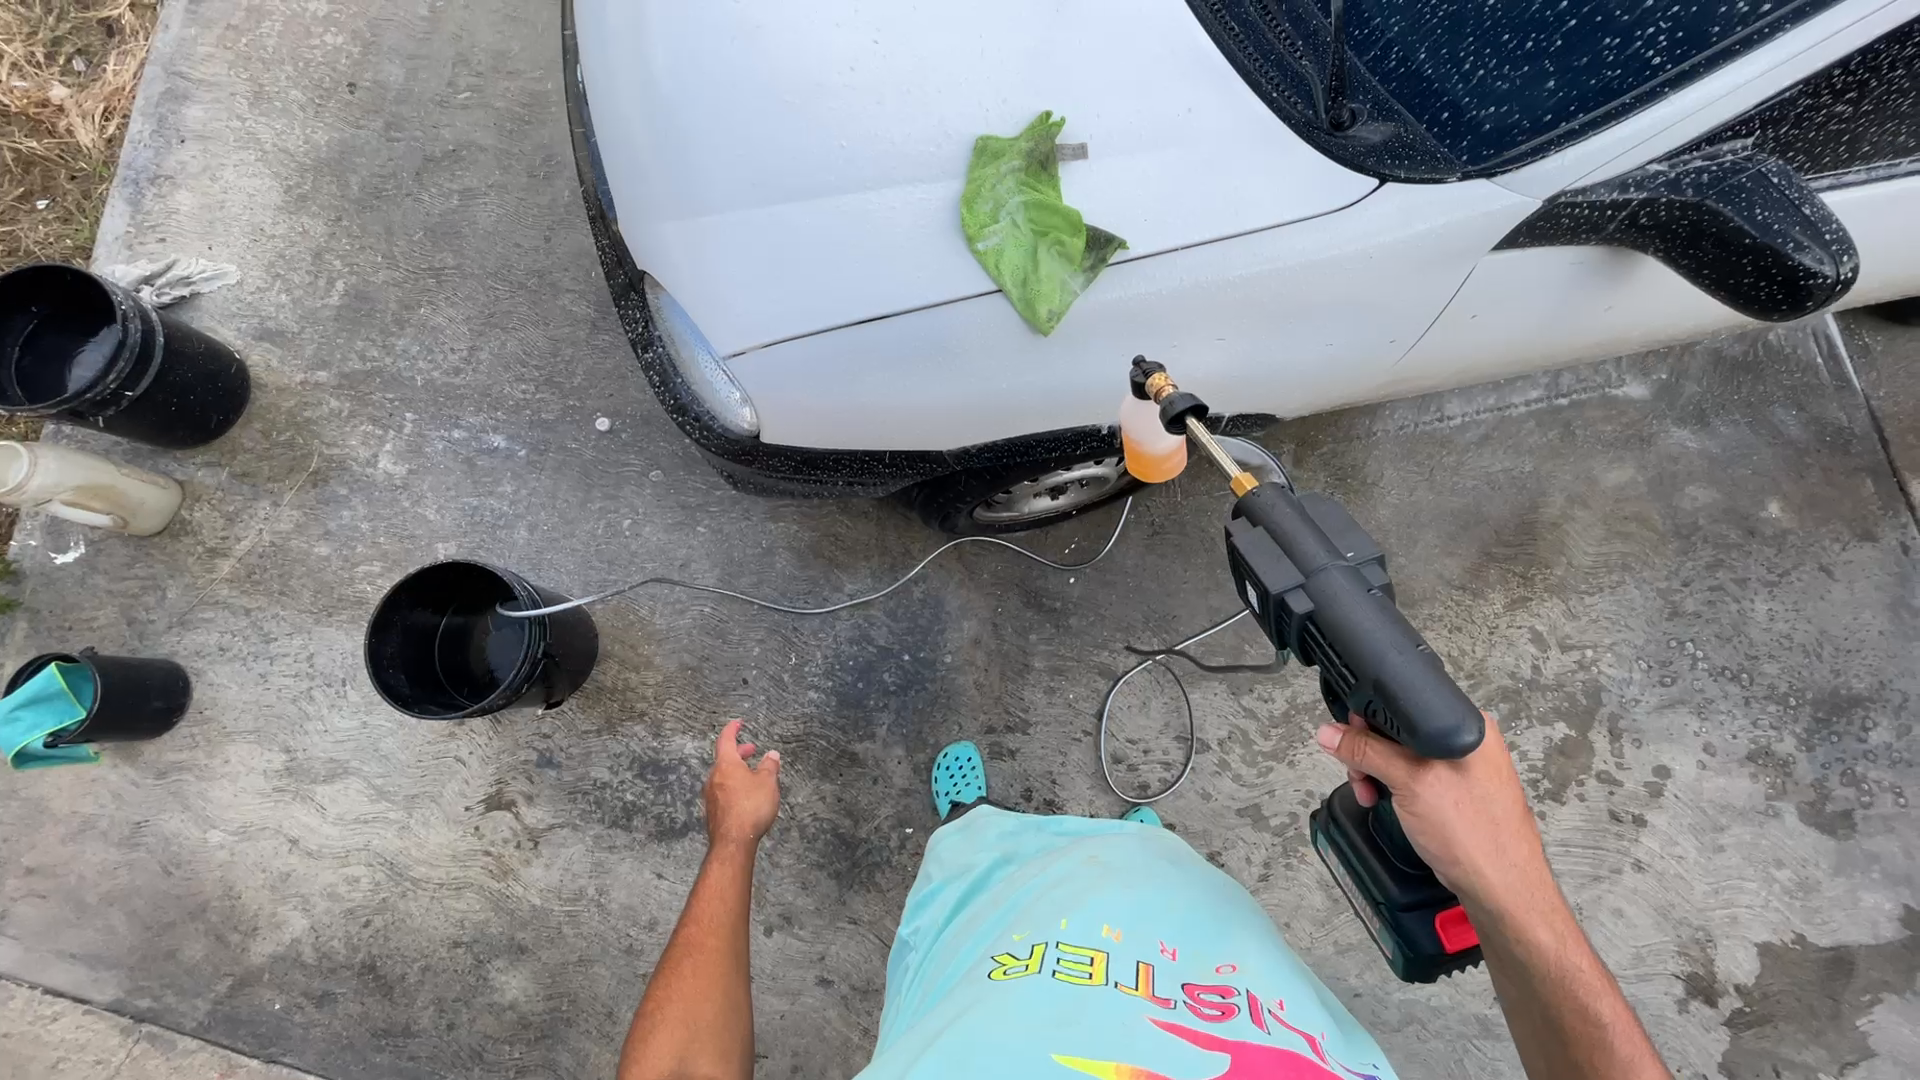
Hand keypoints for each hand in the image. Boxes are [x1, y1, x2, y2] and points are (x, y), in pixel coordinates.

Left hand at [703, 720, 780, 850]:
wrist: (733, 842)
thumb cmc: (750, 808)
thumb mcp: (767, 782)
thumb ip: (769, 766)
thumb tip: (772, 755)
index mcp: (726, 765)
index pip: (725, 740)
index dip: (732, 729)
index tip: (738, 723)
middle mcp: (714, 778)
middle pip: (724, 759)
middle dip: (739, 752)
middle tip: (751, 750)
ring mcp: (711, 796)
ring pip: (724, 776)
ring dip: (737, 770)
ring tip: (753, 774)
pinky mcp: (714, 811)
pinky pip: (723, 791)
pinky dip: (734, 786)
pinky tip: (746, 794)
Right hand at [1314, 712, 1552, 913]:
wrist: (1501, 890)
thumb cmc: (1472, 832)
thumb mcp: (1408, 780)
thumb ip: (1365, 751)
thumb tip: (1328, 733)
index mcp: (1466, 724)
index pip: (1403, 703)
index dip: (1369, 718)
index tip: (1351, 738)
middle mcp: (1465, 740)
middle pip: (1396, 730)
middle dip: (1368, 752)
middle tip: (1359, 773)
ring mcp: (1460, 767)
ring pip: (1399, 755)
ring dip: (1375, 772)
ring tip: (1369, 793)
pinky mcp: (1454, 791)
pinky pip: (1411, 776)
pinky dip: (1391, 785)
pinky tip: (1383, 800)